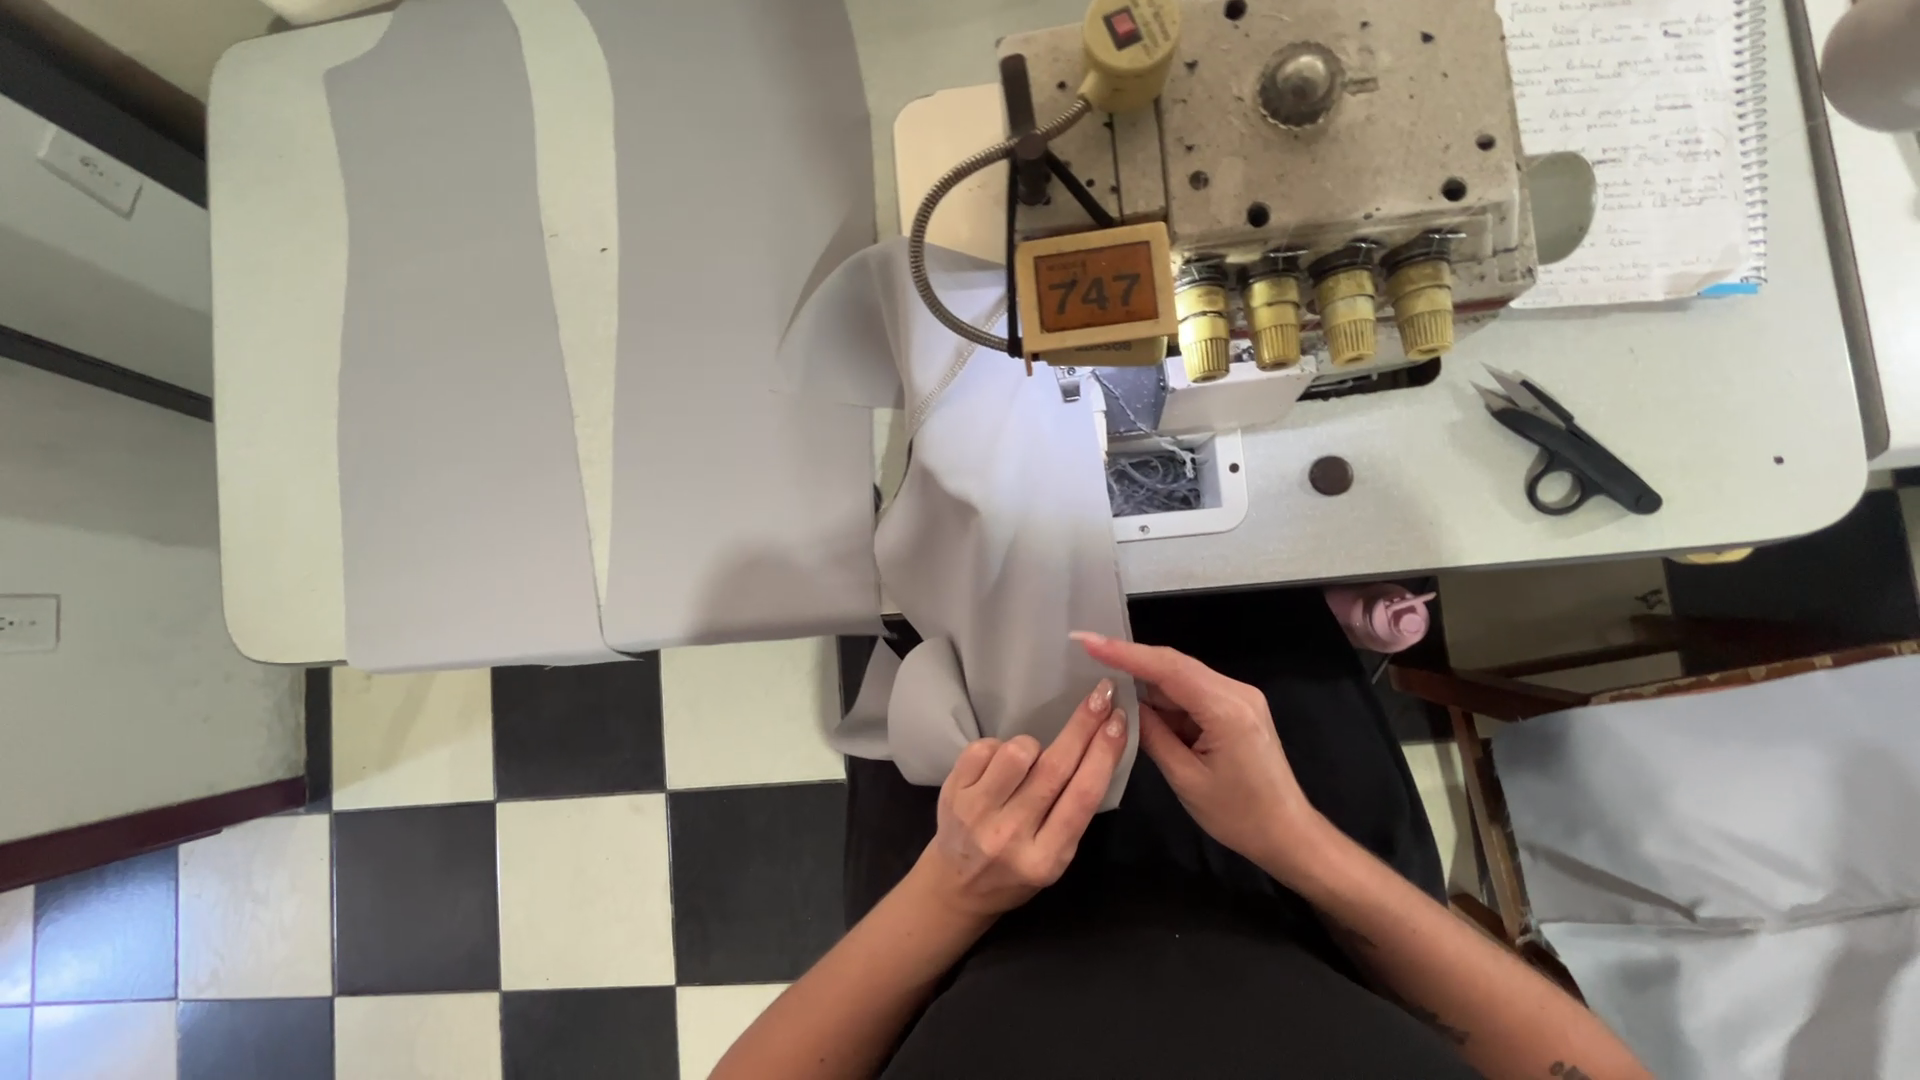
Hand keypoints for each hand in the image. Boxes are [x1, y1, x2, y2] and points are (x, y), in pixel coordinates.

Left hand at [912, 679, 1129, 917]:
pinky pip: (983, 748)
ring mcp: (977, 814)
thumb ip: (1073, 811)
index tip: (1119, 720)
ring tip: (1029, 760)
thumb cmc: (1017, 870)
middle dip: (1083, 725)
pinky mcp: (952, 794)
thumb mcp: (1057, 856)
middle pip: (1054, 768)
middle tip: (1102, 694)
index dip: (1104, 753)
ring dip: (1032, 745)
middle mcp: (1011, 836)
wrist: (956, 885)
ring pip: (1017, 752)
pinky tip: (1000, 765)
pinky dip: (998, 747)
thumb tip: (1097, 744)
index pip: (1083, 796)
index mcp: (1047, 857)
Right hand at [1072, 632, 1324, 881]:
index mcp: (1226, 709)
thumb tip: (1123, 704)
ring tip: (1103, 674)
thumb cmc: (1238, 815)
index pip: (1168, 669)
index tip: (1088, 641)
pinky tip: (1137, 697)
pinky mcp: (1237, 707)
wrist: (1288, 835)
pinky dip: (1164, 695)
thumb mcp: (1185, 778)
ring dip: (1146, 678)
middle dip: (1130, 657)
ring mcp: (1239, 697)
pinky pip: (1192, 691)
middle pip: (1174, 665)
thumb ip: (1153, 735)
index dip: (1125, 653)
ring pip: (1182, 676)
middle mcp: (1236, 692)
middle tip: (1087, 648)